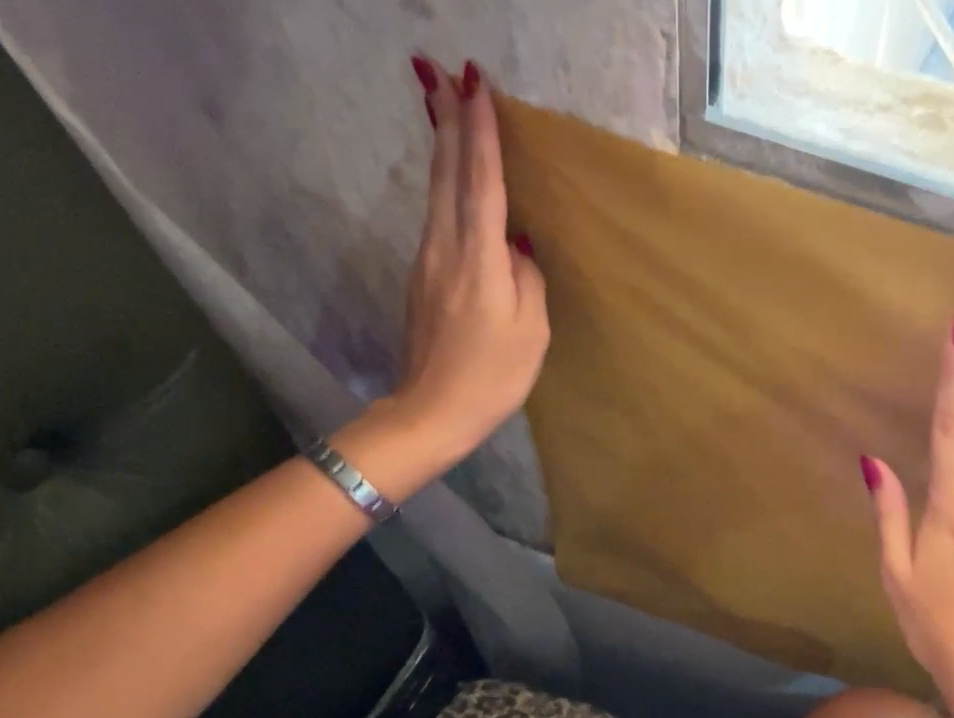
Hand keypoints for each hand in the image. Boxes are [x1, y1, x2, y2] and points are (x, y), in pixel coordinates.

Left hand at [332, 57, 549, 500]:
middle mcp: (446, 249)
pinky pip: (438, 217)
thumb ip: (527, 279)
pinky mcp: (423, 277)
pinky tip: (453, 175)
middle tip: (439, 71)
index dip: (480, 134)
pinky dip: (445, 184)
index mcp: (478, 260)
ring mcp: (428, 261)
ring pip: (437, 191)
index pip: (481, 184)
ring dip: (443, 147)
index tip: (476, 87)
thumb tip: (516, 247)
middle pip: (447, 174)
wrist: (432, 410)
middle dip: (448, 121)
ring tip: (443, 105)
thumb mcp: (531, 331)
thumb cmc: (492, 376)